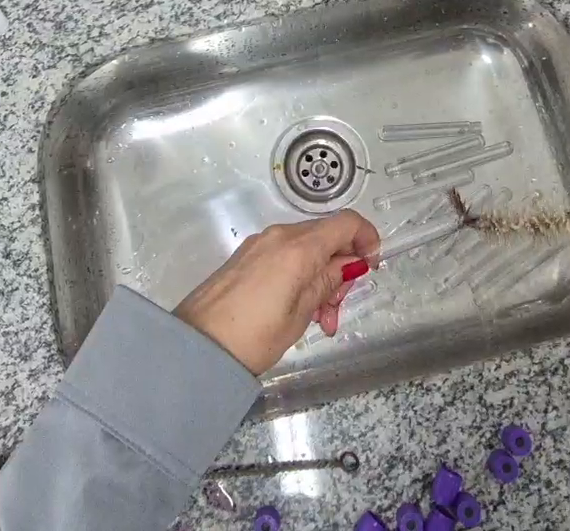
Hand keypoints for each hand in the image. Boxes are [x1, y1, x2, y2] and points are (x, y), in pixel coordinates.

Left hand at [173, 212, 380, 374]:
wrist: (197, 346)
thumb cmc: (254, 335)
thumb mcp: (301, 314)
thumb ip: (328, 282)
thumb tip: (349, 264)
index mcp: (297, 247)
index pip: (346, 223)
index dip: (367, 239)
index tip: (371, 267)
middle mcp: (279, 235)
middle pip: (326, 237)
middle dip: (342, 270)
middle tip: (337, 310)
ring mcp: (260, 244)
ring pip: (307, 250)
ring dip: (322, 280)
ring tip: (321, 323)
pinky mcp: (247, 257)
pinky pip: (286, 257)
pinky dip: (301, 277)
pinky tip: (300, 313)